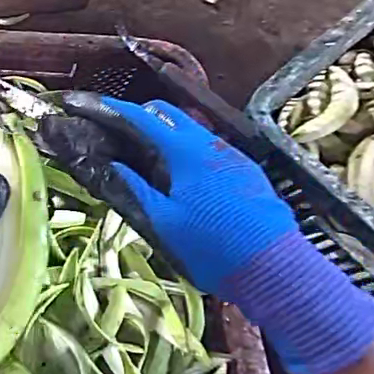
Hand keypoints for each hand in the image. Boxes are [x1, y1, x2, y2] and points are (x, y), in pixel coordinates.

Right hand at [89, 98, 373, 373]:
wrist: (274, 268)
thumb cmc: (212, 247)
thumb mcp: (164, 222)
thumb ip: (137, 189)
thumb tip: (113, 164)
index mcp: (188, 153)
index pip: (147, 118)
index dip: (120, 110)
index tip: (99, 105)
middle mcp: (213, 146)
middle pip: (173, 115)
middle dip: (145, 114)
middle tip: (121, 127)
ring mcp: (234, 157)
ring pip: (195, 131)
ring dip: (170, 133)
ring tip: (149, 152)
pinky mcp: (248, 172)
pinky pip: (211, 149)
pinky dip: (190, 149)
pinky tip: (182, 172)